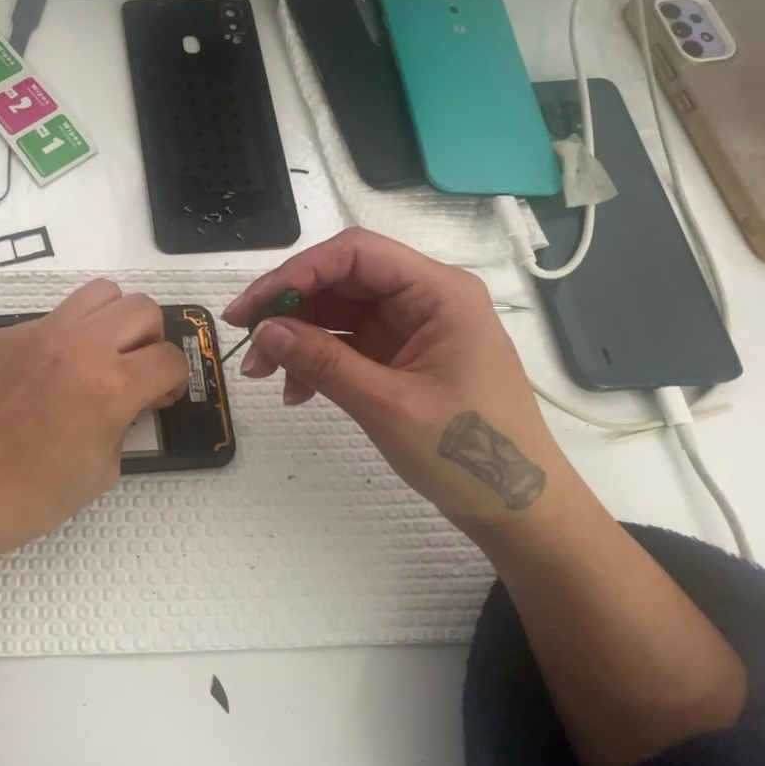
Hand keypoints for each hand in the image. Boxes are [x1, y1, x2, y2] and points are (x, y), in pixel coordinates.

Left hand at [0, 278, 188, 556]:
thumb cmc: (30, 497)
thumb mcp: (101, 469)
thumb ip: (127, 422)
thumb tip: (135, 397)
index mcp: (108, 386)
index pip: (169, 357)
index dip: (174, 381)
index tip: (159, 398)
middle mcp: (77, 346)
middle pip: (141, 308)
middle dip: (150, 341)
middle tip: (134, 373)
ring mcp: (38, 334)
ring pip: (99, 293)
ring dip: (113, 321)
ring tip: (99, 358)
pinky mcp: (6, 335)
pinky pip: (53, 316)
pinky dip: (67, 335)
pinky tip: (50, 374)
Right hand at [223, 229, 563, 524]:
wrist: (518, 511)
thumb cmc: (469, 453)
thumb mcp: (387, 405)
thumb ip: (322, 361)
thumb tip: (264, 330)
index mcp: (439, 293)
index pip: (355, 254)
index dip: (296, 272)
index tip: (253, 307)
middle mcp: (425, 300)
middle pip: (340, 281)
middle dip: (289, 308)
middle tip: (246, 340)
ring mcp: (412, 329)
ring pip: (337, 313)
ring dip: (295, 338)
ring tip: (262, 375)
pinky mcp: (401, 358)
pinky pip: (346, 344)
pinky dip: (316, 361)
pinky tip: (295, 392)